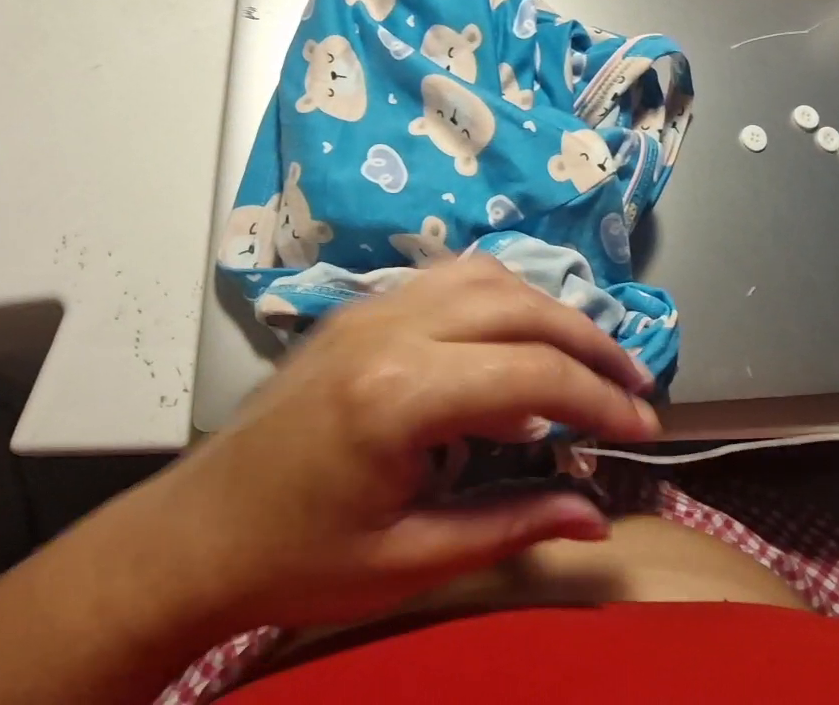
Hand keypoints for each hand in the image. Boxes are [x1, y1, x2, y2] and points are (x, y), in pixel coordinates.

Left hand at [141, 257, 659, 629]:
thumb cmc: (297, 560)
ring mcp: (370, 308)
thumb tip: (597, 519)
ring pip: (490, 278)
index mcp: (399, 396)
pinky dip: (503, 299)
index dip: (602, 400)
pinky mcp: (360, 309)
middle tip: (633, 384)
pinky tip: (520, 337)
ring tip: (589, 356)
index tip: (644, 427)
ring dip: (550, 311)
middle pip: (522, 309)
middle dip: (591, 344)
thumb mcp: (412, 560)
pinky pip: (451, 280)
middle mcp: (389, 329)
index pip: (534, 375)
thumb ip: (512, 527)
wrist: (194, 535)